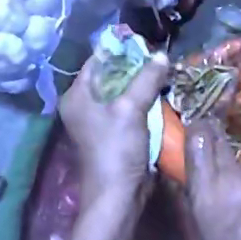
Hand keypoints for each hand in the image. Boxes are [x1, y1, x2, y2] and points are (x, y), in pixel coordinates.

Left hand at [60, 48, 168, 210]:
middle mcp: (82, 105)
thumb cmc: (116, 148)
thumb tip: (162, 55)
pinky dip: (142, 102)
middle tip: (159, 58)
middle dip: (135, 68)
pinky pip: (128, 109)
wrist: (118, 196)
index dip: (121, 50)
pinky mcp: (112, 134)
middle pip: (110, 76)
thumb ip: (146, 79)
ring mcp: (96, 121)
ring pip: (121, 93)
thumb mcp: (132, 109)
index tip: (146, 43)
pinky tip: (161, 94)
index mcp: (76, 95)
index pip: (98, 61)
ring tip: (164, 72)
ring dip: (141, 85)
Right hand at [183, 120, 240, 239]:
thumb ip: (200, 199)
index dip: (196, 132)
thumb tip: (196, 176)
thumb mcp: (205, 237)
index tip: (195, 134)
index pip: (197, 139)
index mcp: (208, 193)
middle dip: (215, 145)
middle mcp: (234, 175)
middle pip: (219, 139)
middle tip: (219, 164)